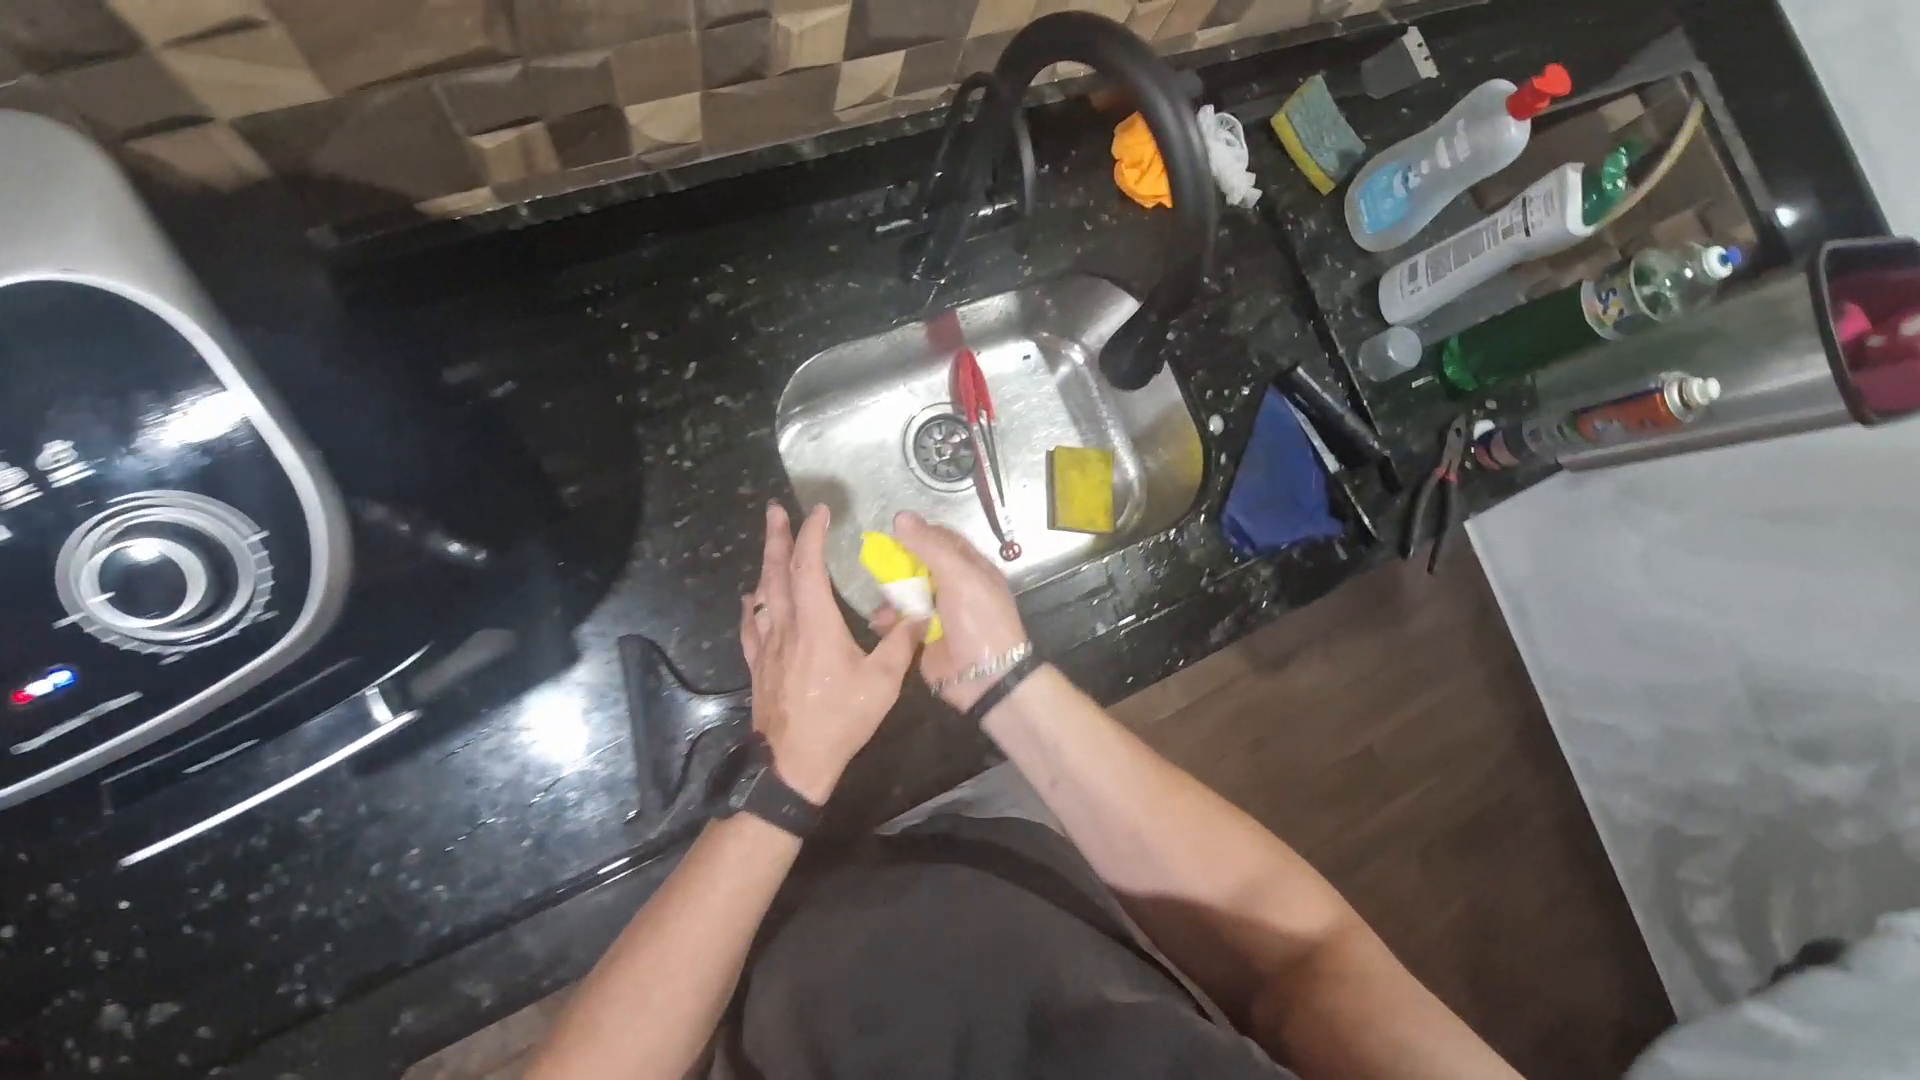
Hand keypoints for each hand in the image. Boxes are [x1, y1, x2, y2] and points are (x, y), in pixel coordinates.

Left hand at [741, 501, 922, 803]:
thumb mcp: (883, 683)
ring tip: (769, 542)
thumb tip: (920, 615)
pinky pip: (750, 625)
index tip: (821, 512)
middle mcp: (786, 626)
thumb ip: (901, 644)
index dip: (812, 535)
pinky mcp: (758, 665)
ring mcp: (767, 646)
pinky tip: (750, 598)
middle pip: (775, 572)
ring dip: (765, 563)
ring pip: (762, 594)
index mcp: (816, 624)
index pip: (808, 567)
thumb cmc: (840, 719)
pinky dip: (751, 605)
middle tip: (775, 509)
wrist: (794, 763)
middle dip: (777, 536)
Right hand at [872, 511, 1030, 711]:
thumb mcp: (960, 576)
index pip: (943, 540)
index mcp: (971, 568)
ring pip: (905, 594)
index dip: (920, 534)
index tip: (893, 531)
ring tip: (884, 601)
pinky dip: (889, 620)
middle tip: (877, 565)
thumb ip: (930, 547)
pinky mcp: (922, 638)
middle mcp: (954, 587)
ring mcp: (937, 613)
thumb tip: (900, 517)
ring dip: (891, 595)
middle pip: (919, 566)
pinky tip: (882, 622)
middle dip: (898, 566)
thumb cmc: (980, 620)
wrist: (986, 678)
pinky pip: (899, 622)